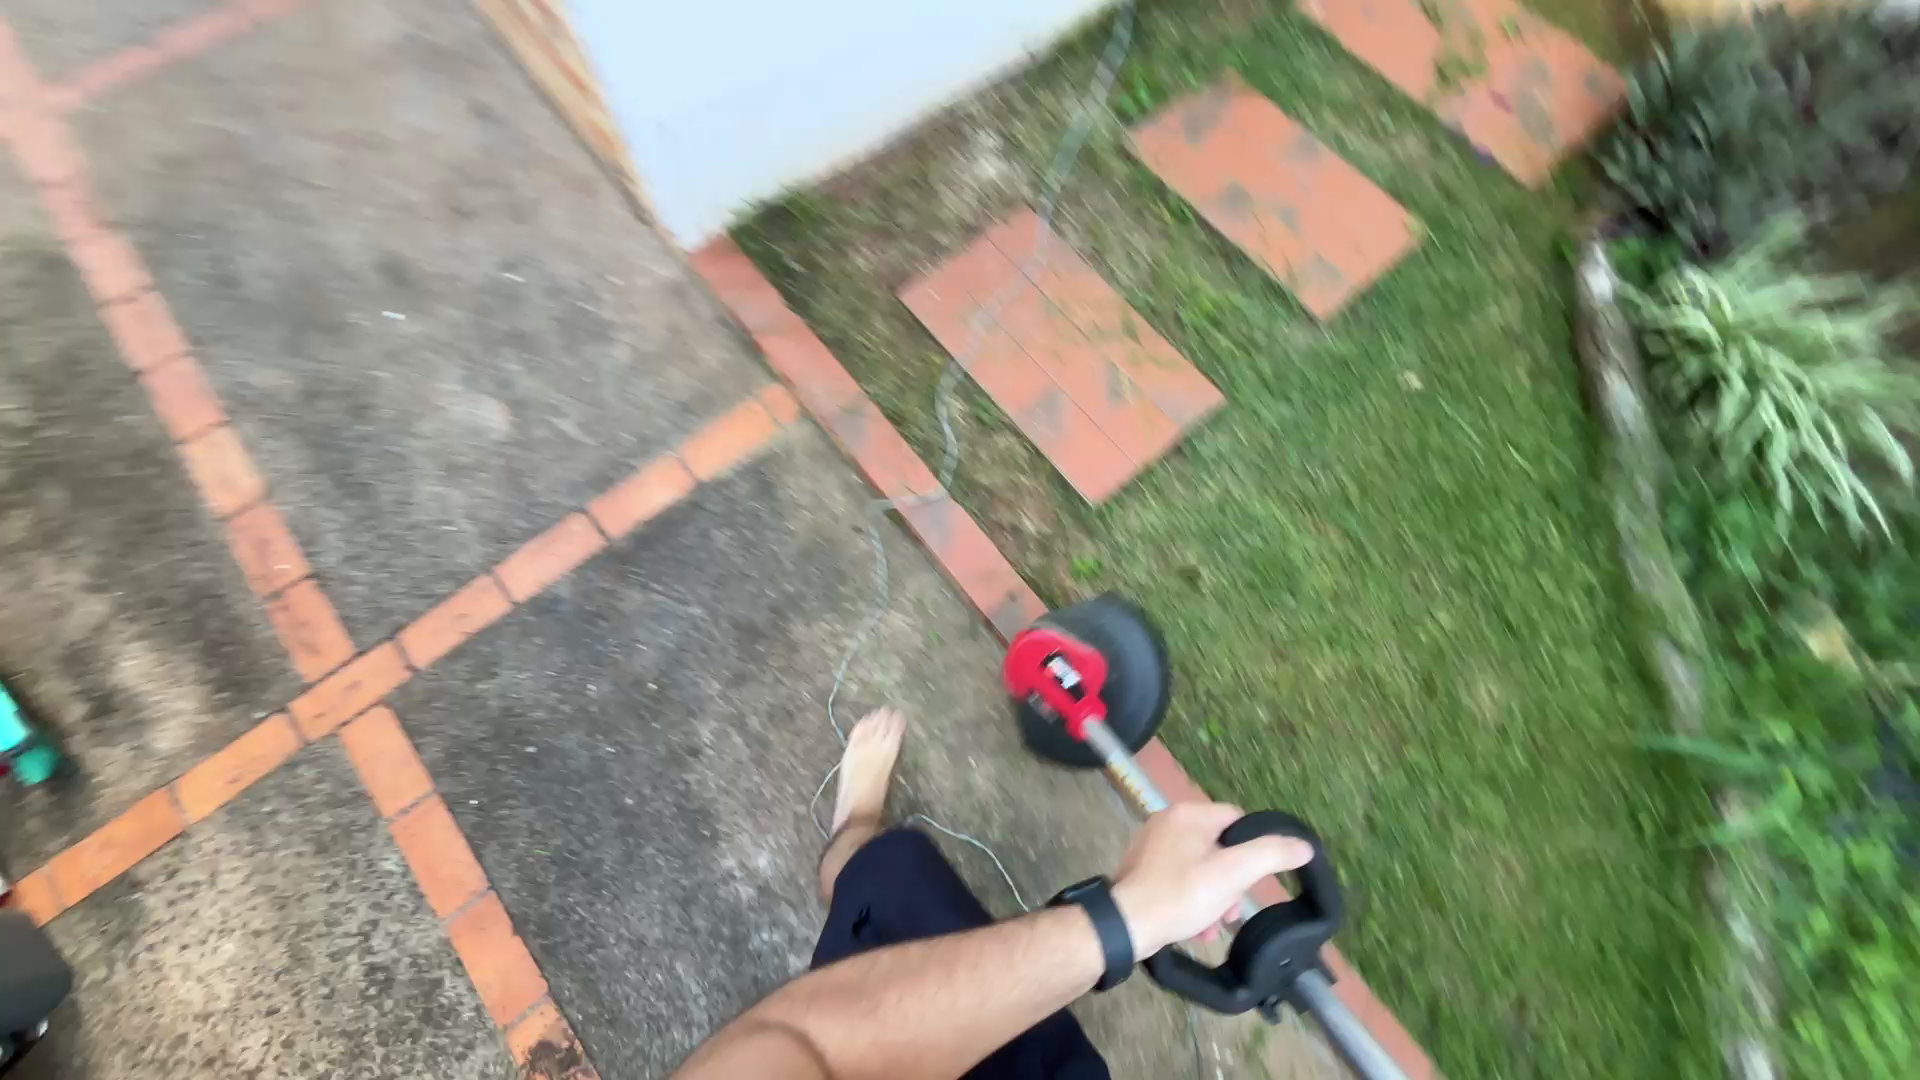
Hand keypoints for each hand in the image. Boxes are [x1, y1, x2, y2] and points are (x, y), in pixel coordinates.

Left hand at [1108, 801, 1313, 958]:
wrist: (1128, 922)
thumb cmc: (1182, 894)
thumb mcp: (1233, 874)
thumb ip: (1270, 855)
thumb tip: (1303, 845)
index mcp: (1188, 813)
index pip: (1236, 820)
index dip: (1252, 849)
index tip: (1254, 879)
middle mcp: (1167, 821)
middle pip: (1219, 847)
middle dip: (1231, 882)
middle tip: (1232, 910)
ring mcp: (1152, 844)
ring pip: (1200, 867)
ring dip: (1214, 897)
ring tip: (1214, 924)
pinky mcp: (1143, 868)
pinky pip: (1180, 879)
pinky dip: (1192, 901)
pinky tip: (1196, 927)